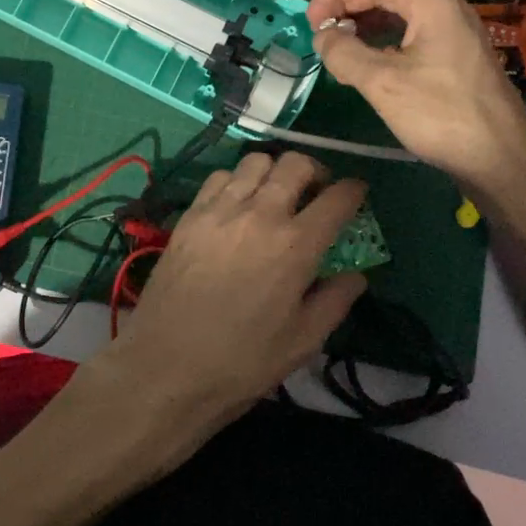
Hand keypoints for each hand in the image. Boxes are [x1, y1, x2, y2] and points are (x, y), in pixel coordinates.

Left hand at [93, 152, 367, 435]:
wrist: (167, 364)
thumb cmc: (242, 361)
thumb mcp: (303, 341)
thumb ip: (335, 300)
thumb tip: (355, 275)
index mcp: (295, 245)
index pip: (337, 198)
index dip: (354, 191)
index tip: (357, 194)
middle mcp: (260, 214)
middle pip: (295, 164)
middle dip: (315, 171)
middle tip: (317, 193)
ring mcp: (220, 210)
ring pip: (256, 161)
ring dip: (275, 171)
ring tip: (276, 194)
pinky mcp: (190, 214)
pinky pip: (219, 176)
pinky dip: (237, 180)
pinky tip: (238, 204)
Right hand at [307, 0, 525, 196]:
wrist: (499, 159)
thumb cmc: (441, 114)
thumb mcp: (382, 83)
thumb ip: (343, 52)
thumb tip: (323, 36)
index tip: (313, 24)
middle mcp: (443, 3)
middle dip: (346, 6)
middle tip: (321, 37)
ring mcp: (452, 27)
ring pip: (396, 9)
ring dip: (362, 24)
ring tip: (339, 52)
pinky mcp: (454, 51)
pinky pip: (409, 30)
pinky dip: (382, 39)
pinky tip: (367, 64)